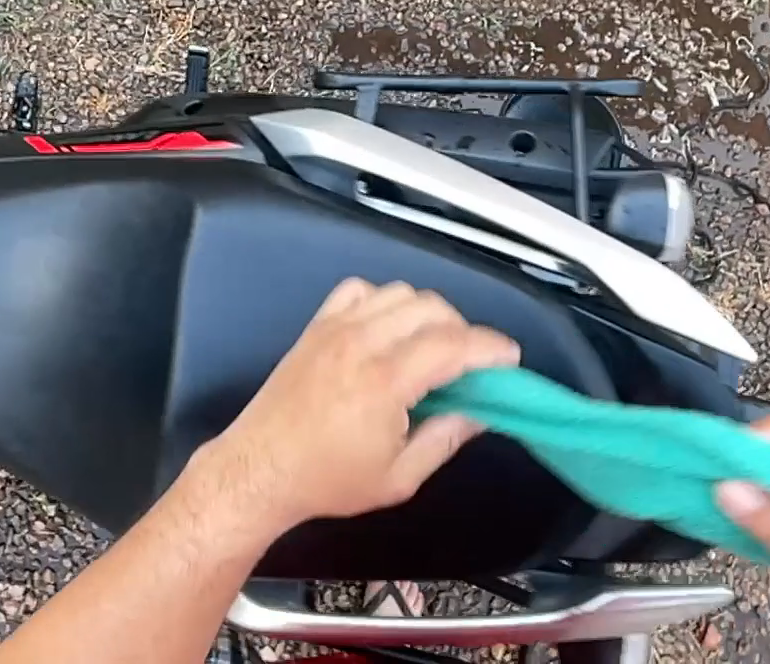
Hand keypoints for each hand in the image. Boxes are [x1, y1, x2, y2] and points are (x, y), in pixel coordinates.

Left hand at [191, 278, 519, 537]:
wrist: (259, 468)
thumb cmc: (328, 480)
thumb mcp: (399, 477)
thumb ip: (445, 439)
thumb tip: (482, 412)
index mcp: (385, 381)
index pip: (452, 345)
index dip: (489, 347)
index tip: (510, 357)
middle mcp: (362, 342)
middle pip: (430, 308)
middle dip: (463, 329)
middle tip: (471, 361)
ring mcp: (336, 327)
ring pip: (399, 292)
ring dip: (426, 312)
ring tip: (432, 344)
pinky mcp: (317, 324)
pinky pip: (359, 289)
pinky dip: (383, 300)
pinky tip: (387, 326)